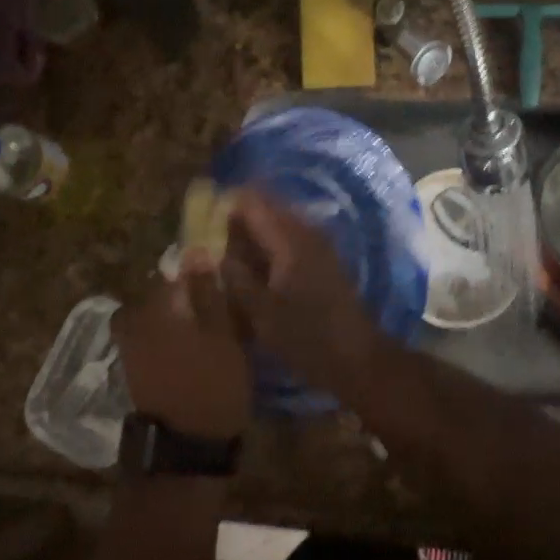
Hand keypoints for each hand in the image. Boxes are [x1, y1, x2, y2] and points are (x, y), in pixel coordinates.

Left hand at [112, 251, 250, 438]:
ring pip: (150, 320)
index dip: (194, 276)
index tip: (215, 284)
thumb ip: (207, 292)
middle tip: (208, 309)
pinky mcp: (134, 373)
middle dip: (178, 298)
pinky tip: (189, 353)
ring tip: (201, 333)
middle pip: (155, 298)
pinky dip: (165, 342)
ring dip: (171, 321)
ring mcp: (129, 350)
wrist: (186, 444)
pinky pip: (148, 342)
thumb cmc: (211, 382)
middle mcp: (133, 323)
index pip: (169, 274)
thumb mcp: (222, 333)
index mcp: (154, 308)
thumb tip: (195, 251)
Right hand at [219, 188, 385, 388]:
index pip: (251, 201)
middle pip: (266, 208)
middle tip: (215, 250)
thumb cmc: (306, 337)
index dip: (224, 207)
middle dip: (238, 223)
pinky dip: (270, 249)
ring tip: (233, 265)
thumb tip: (209, 253)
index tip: (203, 228)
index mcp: (289, 238)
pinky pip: (289, 240)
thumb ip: (234, 277)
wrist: (357, 358)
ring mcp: (319, 243)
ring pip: (278, 224)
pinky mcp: (324, 259)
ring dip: (254, 237)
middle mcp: (306, 231)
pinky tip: (258, 276)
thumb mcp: (260, 313)